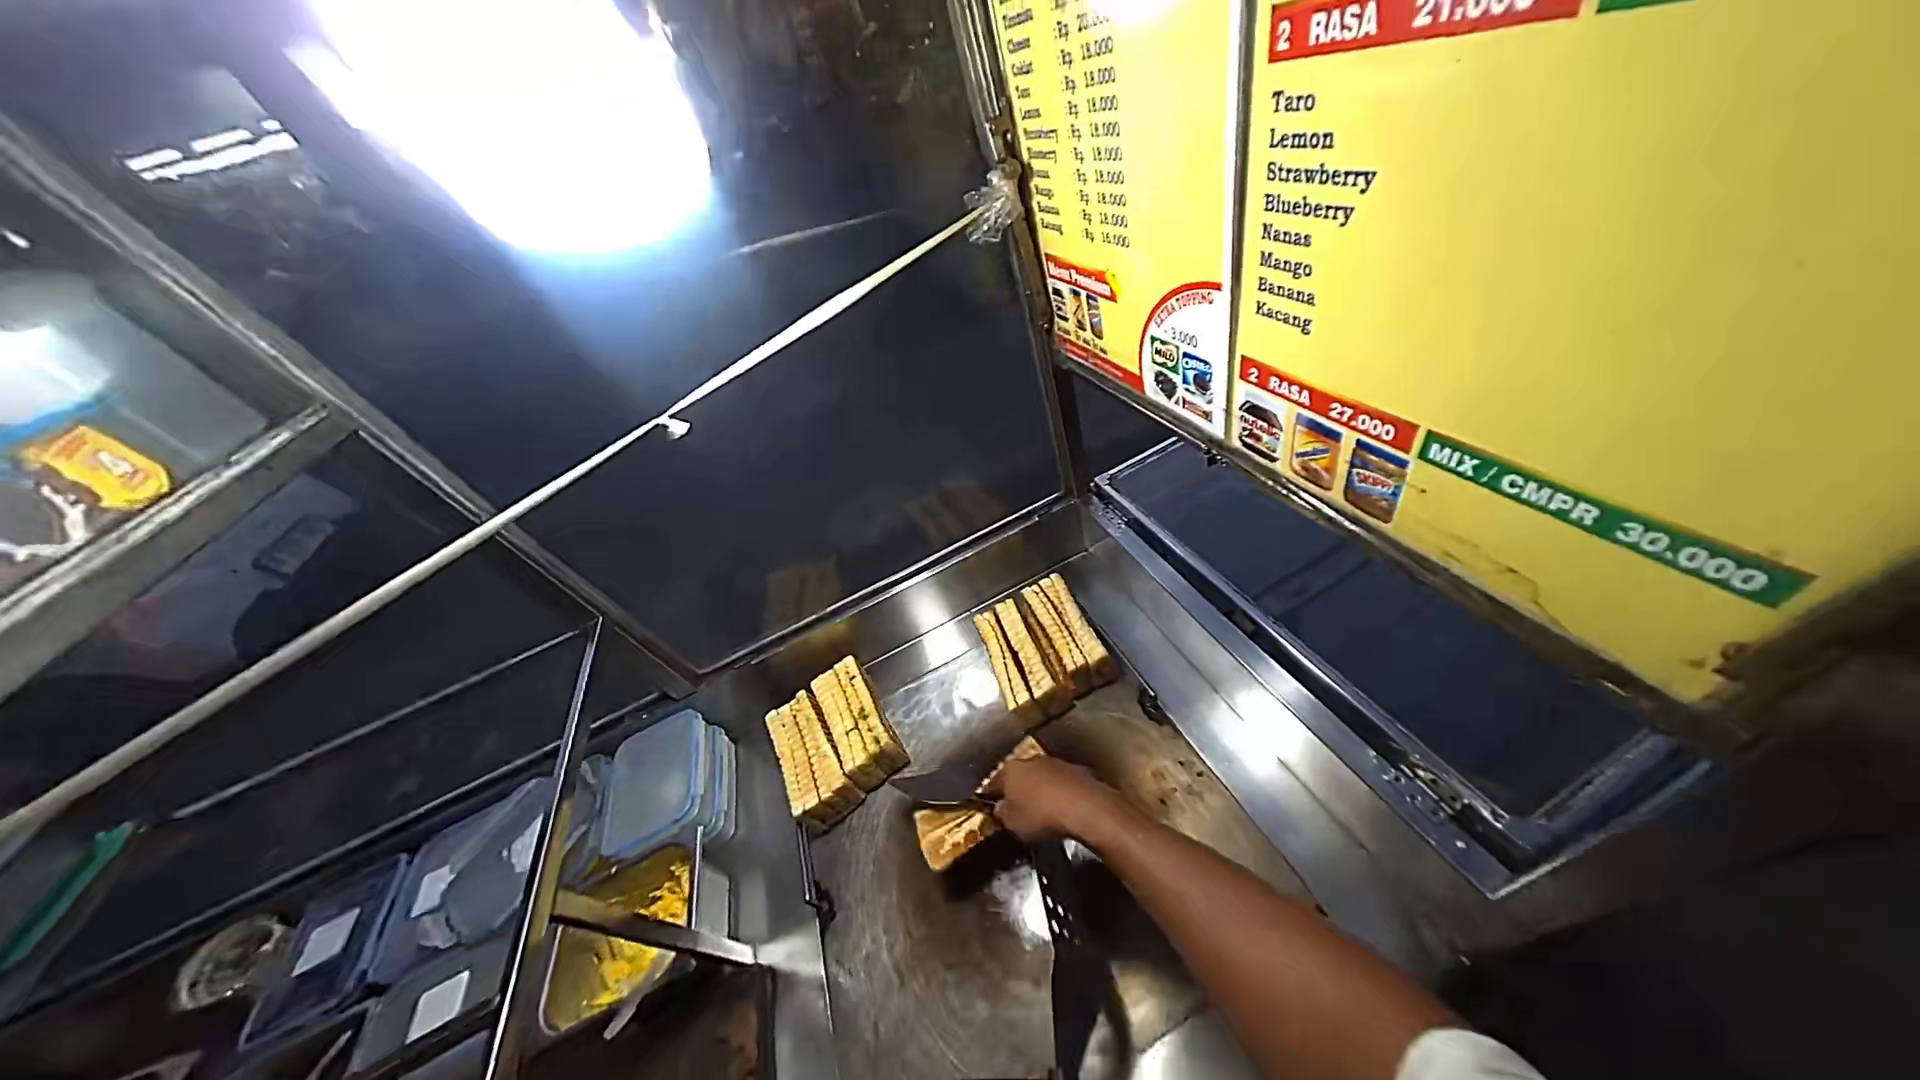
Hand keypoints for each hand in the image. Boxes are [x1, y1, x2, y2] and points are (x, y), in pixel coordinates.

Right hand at [984, 756, 1136, 845]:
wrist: (1084, 808)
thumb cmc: (1041, 815)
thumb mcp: (1012, 824)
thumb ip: (1002, 814)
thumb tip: (1001, 809)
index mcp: (1010, 770)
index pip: (993, 783)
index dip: (992, 797)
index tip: (992, 807)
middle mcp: (1031, 760)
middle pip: (1019, 776)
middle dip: (1018, 791)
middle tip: (1019, 811)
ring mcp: (1055, 763)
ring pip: (1041, 777)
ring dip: (1041, 791)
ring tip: (1044, 813)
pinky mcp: (1077, 771)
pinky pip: (1062, 784)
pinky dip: (1061, 794)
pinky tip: (1063, 810)